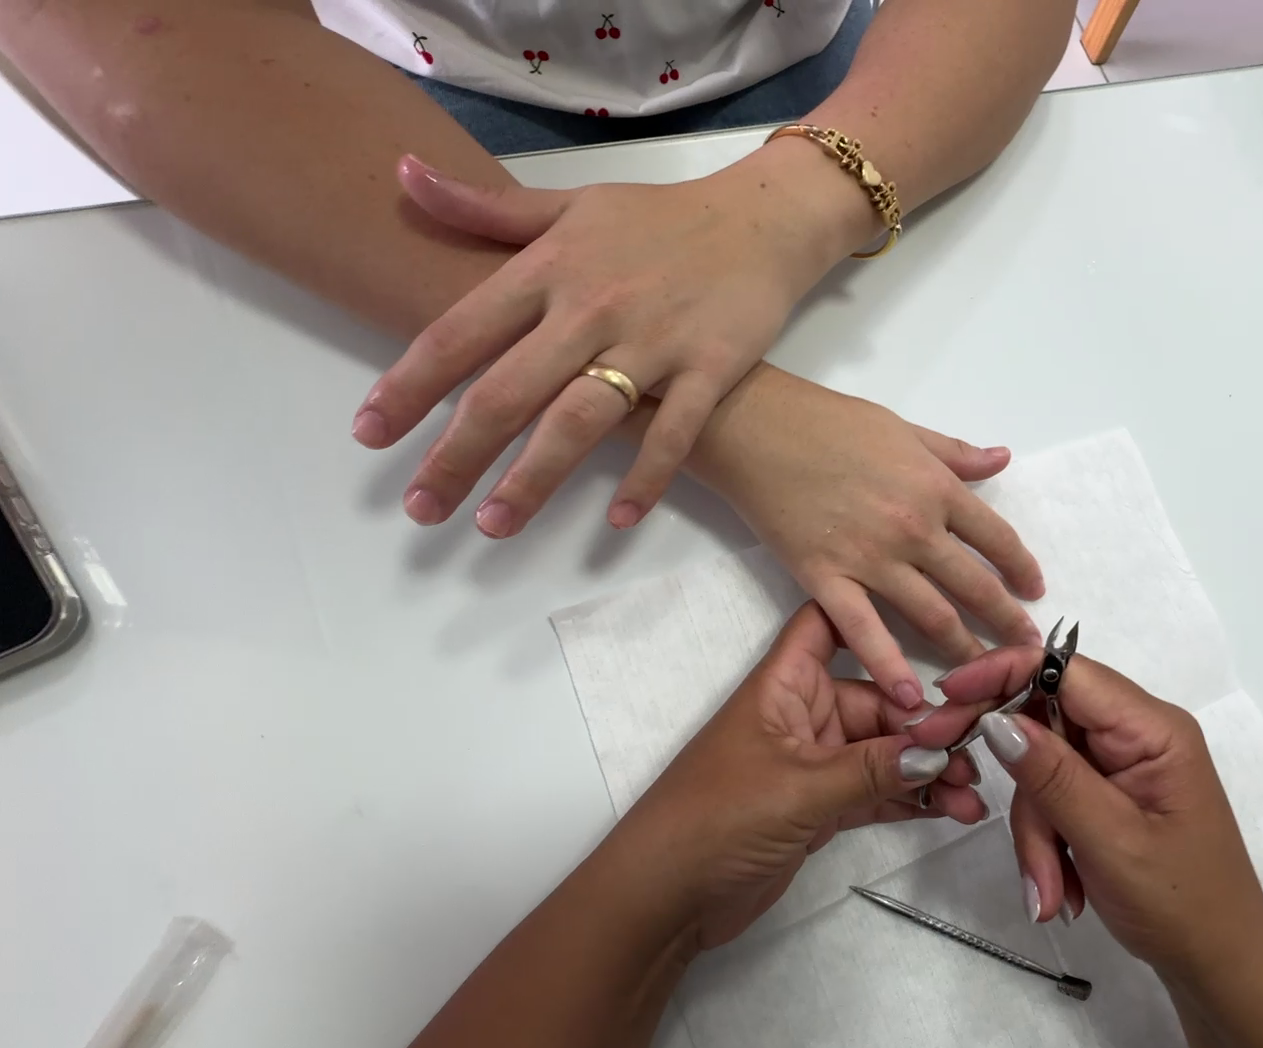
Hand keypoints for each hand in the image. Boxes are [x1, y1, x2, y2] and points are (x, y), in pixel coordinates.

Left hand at [351, 141, 865, 537]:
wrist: (760, 221)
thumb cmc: (663, 217)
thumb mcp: (574, 204)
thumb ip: (490, 207)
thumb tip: (400, 175)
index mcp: (551, 269)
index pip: (460, 333)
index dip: (409, 386)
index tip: (370, 436)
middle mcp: (592, 309)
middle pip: (509, 392)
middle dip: (458, 454)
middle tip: (423, 509)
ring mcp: (654, 343)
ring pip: (582, 420)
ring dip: (536, 477)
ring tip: (498, 524)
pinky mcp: (710, 368)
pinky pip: (674, 432)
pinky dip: (648, 476)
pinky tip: (620, 521)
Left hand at [622, 603, 988, 950]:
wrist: (662, 902)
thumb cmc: (719, 817)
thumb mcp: (800, 789)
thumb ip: (873, 770)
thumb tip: (940, 752)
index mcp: (787, 685)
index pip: (828, 626)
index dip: (874, 620)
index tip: (934, 631)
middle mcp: (805, 714)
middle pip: (877, 701)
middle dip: (926, 728)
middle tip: (978, 752)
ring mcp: (815, 762)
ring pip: (883, 752)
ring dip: (925, 770)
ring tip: (973, 794)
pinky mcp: (822, 805)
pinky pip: (876, 791)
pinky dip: (910, 800)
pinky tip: (951, 811)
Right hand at [690, 366, 1045, 709]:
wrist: (757, 428)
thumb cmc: (830, 422)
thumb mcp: (904, 428)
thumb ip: (955, 453)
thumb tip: (1003, 458)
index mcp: (937, 488)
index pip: (997, 538)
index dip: (1021, 568)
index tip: (1035, 590)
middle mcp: (915, 529)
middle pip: (974, 586)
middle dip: (1007, 621)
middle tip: (1027, 648)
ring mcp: (871, 559)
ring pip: (932, 616)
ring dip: (966, 649)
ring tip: (988, 674)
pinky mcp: (826, 579)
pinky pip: (864, 631)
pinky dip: (889, 665)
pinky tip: (912, 696)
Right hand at [925, 647, 1262, 973]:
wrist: (1218, 965)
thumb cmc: (1180, 903)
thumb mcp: (1110, 840)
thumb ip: (1051, 776)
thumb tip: (995, 718)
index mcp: (1151, 728)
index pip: (1067, 671)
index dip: (1004, 671)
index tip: (949, 694)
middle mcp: (1136, 732)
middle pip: (1047, 723)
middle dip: (1019, 781)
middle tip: (959, 785)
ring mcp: (1121, 763)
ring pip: (1044, 768)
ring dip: (1037, 830)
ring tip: (1049, 891)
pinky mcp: (1108, 791)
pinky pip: (1056, 796)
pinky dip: (1048, 840)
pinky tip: (1060, 888)